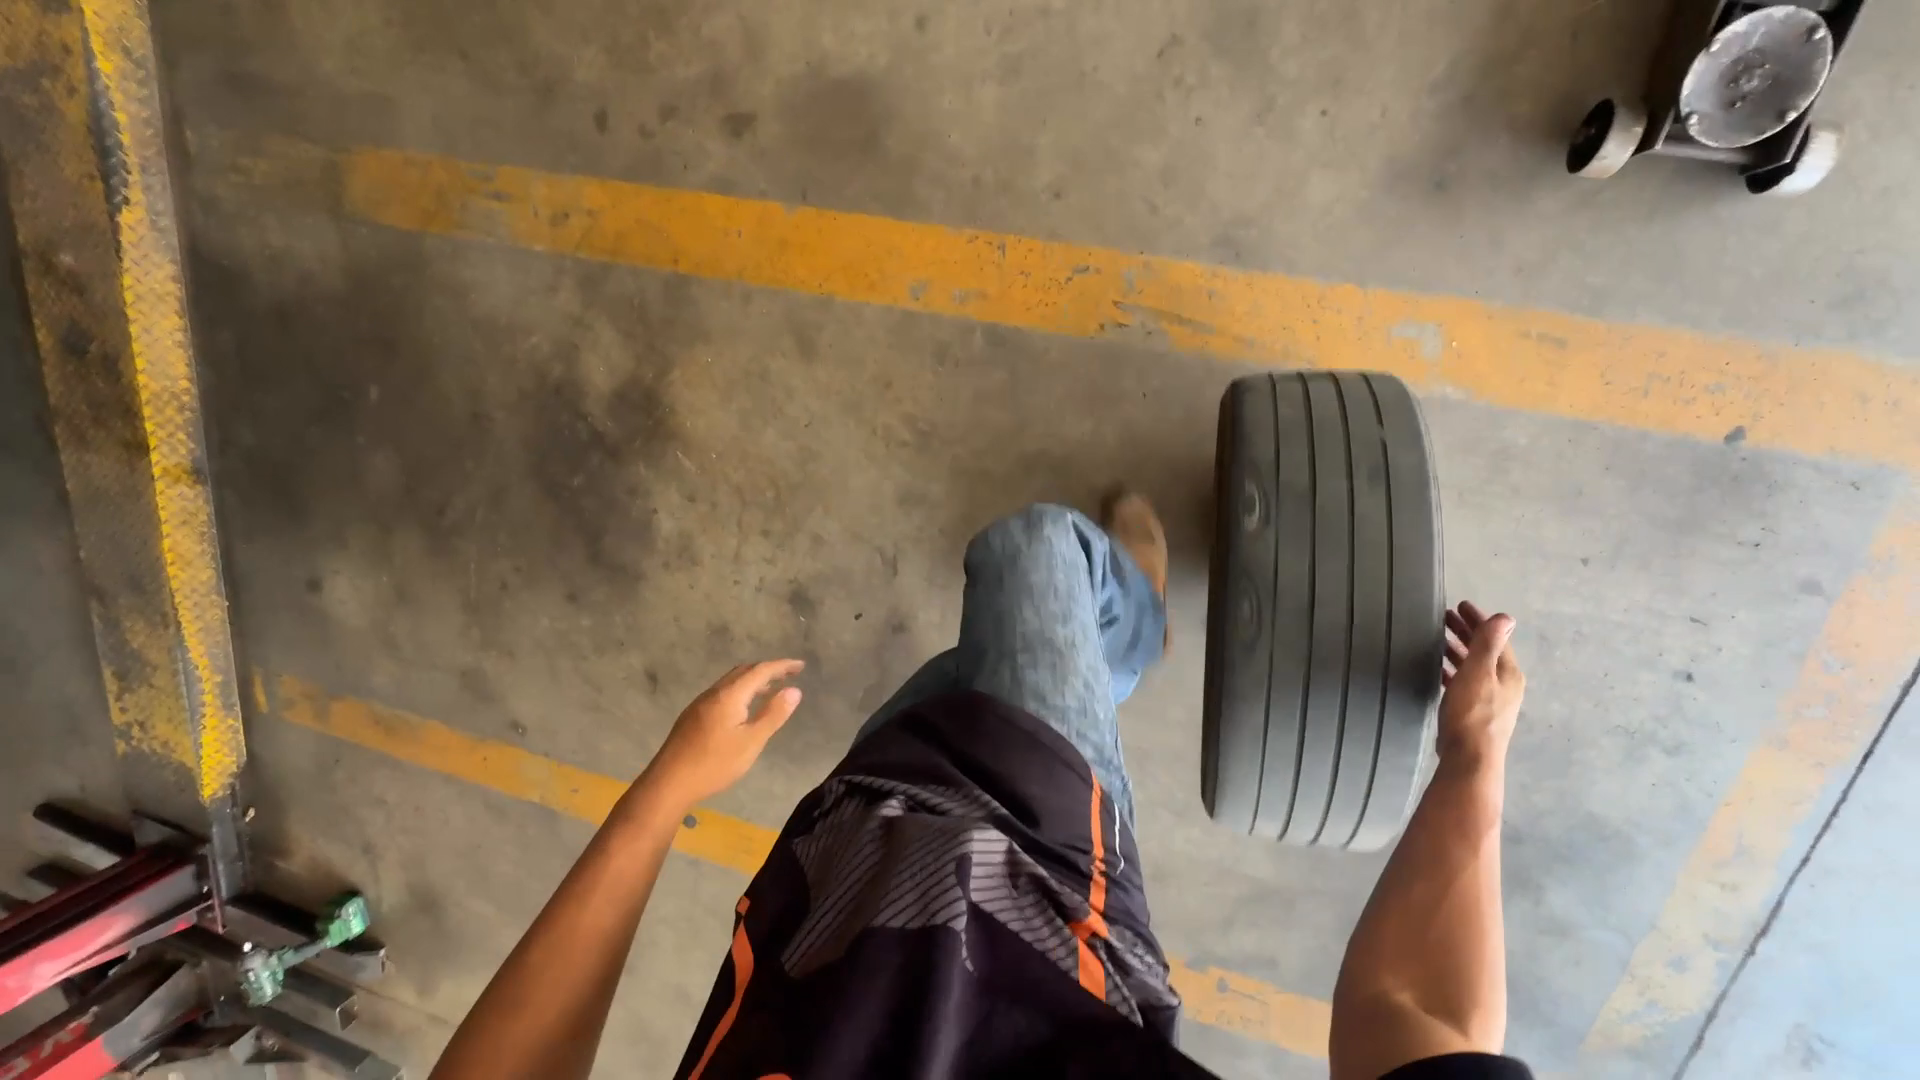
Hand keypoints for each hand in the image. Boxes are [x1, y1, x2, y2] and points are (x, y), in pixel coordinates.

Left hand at [643, 660, 803, 808]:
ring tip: (770, 689)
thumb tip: (794, 690)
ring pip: (731, 682)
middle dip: (768, 669)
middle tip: (789, 674)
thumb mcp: (751, 742)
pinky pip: (722, 692)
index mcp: (730, 695)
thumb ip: (773, 714)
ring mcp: (700, 704)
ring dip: (753, 680)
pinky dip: (740, 691)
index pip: (760, 671)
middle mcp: (714, 693)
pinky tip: (743, 708)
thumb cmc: (715, 764)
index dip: (782, 666)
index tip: (800, 666)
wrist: (669, 783)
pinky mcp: (693, 716)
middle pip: (744, 671)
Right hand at [1438, 602, 1523, 763]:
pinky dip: (1454, 670)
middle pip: (1485, 651)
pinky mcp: (1474, 713)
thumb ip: (1489, 644)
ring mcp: (1490, 700)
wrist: (1469, 757)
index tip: (1460, 605)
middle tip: (1446, 617)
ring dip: (1459, 650)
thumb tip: (1506, 617)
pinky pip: (1464, 682)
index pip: (1495, 638)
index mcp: (1508, 673)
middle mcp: (1504, 685)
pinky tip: (1440, 671)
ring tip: (1439, 639)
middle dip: (1467, 632)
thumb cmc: (1472, 713)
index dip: (1478, 620)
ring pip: (1474, 667)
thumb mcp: (1479, 673)